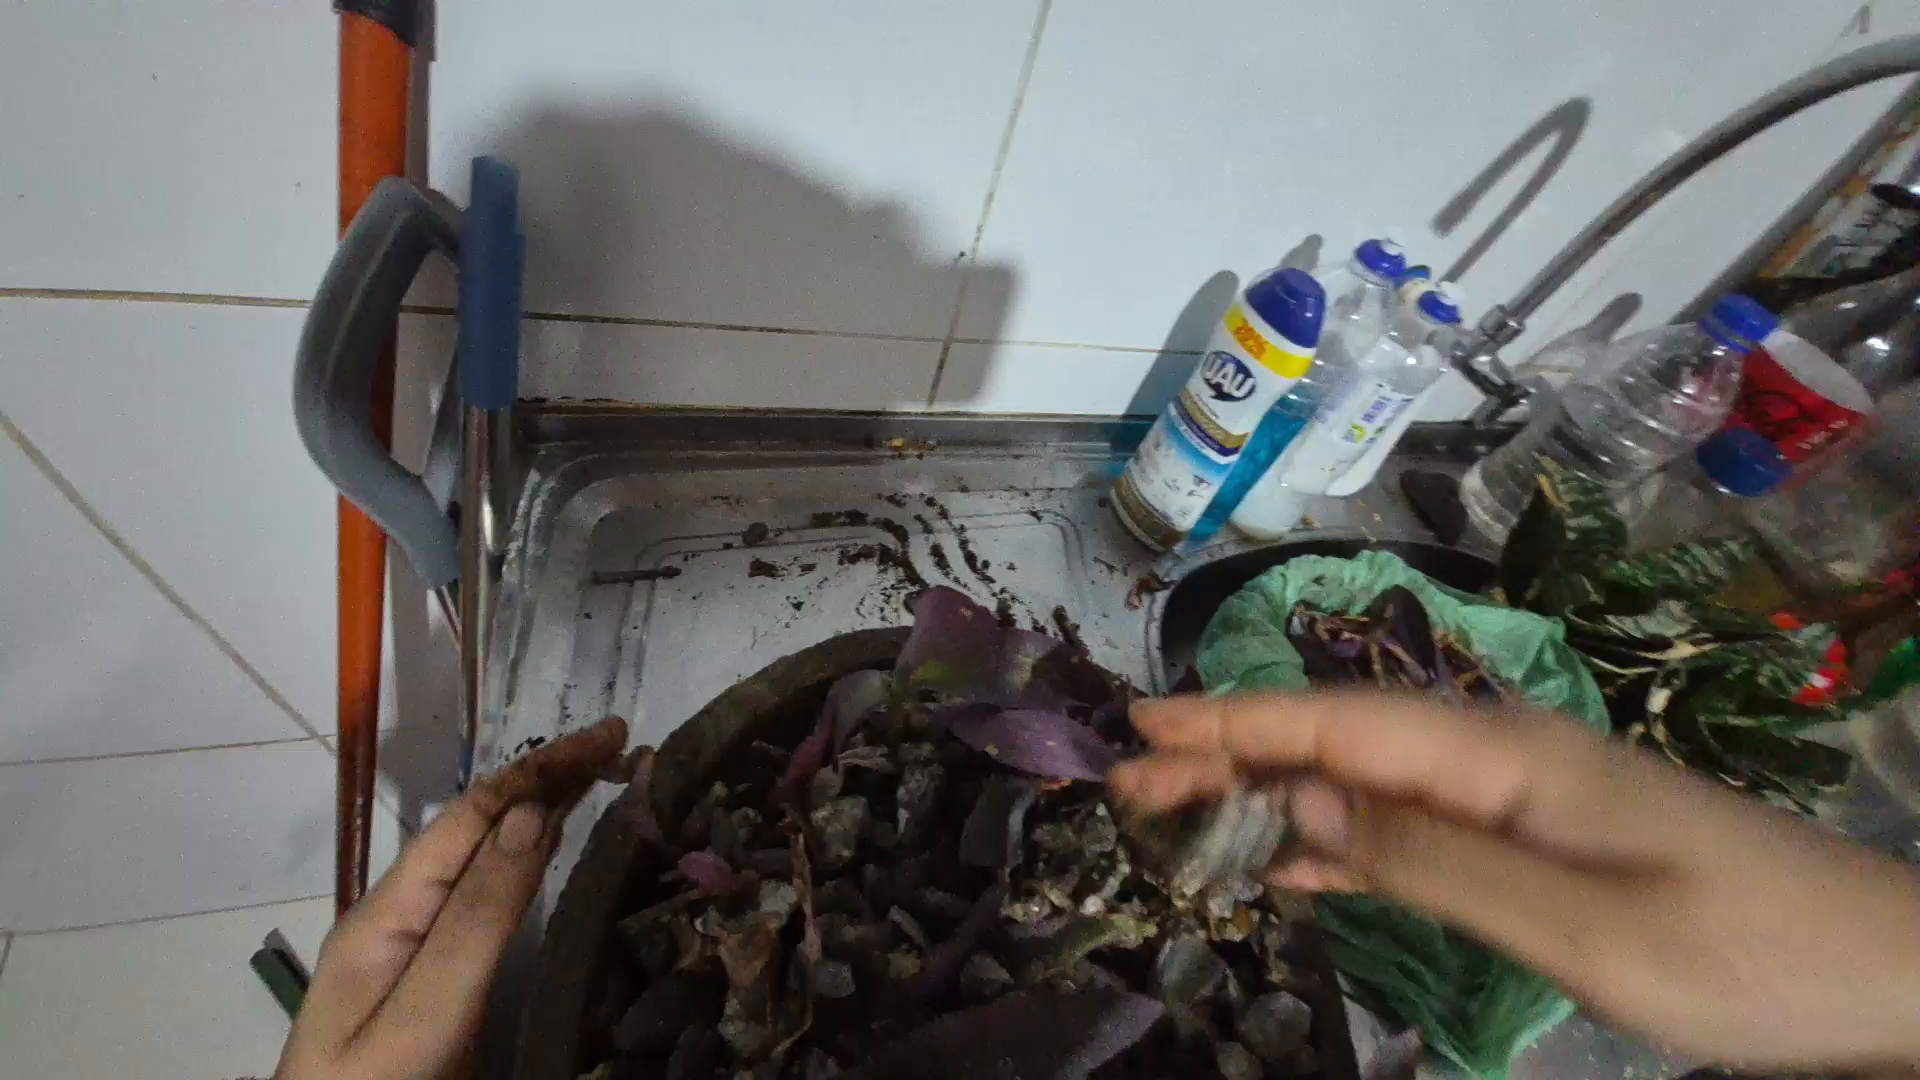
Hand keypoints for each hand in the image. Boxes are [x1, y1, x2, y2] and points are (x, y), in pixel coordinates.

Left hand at [274, 717, 630, 1079]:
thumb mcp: (425, 1014)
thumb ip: (478, 915)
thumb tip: (532, 811)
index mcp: (391, 908)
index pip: (475, 811)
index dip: (543, 765)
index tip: (610, 736)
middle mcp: (406, 907)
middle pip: (484, 818)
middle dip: (551, 771)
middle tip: (621, 742)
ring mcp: (422, 935)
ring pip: (492, 844)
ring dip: (549, 798)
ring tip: (605, 768)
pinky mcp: (445, 962)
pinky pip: (498, 881)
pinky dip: (539, 841)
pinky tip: (561, 829)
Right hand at [1108, 692, 1919, 1070]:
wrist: (1896, 982)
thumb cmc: (1750, 953)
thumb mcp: (1585, 926)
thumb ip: (1429, 855)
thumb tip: (1297, 802)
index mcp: (1488, 750)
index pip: (1326, 722)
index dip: (1228, 719)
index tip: (1143, 721)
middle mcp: (1470, 753)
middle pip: (1317, 742)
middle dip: (1218, 754)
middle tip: (1126, 775)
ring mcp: (1481, 794)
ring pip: (1339, 783)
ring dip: (1254, 793)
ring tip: (1169, 808)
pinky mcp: (1494, 837)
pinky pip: (1382, 831)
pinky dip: (1318, 842)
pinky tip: (1271, 859)